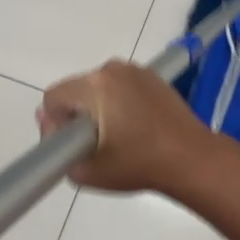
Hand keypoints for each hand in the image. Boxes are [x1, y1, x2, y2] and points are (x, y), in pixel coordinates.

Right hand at [38, 60, 213, 192]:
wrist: (190, 157)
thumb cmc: (137, 165)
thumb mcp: (86, 170)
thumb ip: (56, 146)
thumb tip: (48, 122)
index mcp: (95, 86)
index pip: (54, 96)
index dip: (56, 122)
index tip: (74, 143)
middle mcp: (112, 69)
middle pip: (77, 89)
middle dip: (78, 113)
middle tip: (97, 143)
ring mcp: (135, 69)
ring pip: (99, 86)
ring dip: (99, 106)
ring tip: (119, 135)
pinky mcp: (152, 75)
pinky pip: (121, 85)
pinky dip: (120, 101)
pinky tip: (136, 125)